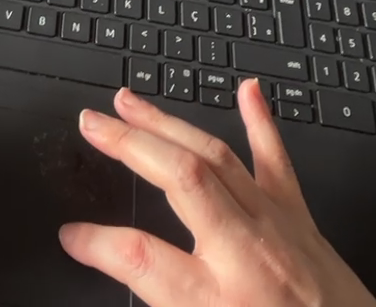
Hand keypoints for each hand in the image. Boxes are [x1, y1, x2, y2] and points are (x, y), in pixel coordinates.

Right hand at [60, 80, 375, 306]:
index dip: (96, 242)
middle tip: (90, 122)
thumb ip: (171, 305)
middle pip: (181, 177)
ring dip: (168, 123)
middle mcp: (248, 254)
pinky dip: (261, 123)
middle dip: (129, 142)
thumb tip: (129, 274)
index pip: (142, 257)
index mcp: (222, 302)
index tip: (72, 234)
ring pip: (217, 156)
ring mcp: (278, 228)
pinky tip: (249, 90)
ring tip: (131, 101)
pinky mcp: (304, 222)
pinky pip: (278, 163)